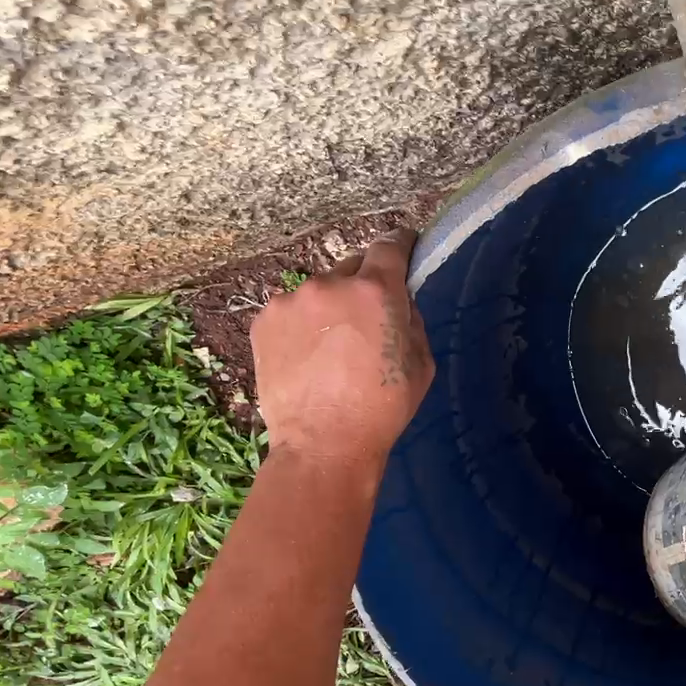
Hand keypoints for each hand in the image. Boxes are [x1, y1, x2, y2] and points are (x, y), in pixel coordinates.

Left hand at [251, 228, 432, 476]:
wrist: (324, 442)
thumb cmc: (384, 407)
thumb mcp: (421, 364)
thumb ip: (411, 321)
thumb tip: (398, 303)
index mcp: (377, 292)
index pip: (390, 246)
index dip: (400, 244)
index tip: (405, 245)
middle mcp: (330, 284)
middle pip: (353, 267)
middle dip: (365, 285)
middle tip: (370, 321)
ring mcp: (291, 300)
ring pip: (320, 291)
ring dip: (331, 307)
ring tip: (334, 348)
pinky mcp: (264, 320)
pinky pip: (293, 310)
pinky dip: (304, 324)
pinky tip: (310, 357)